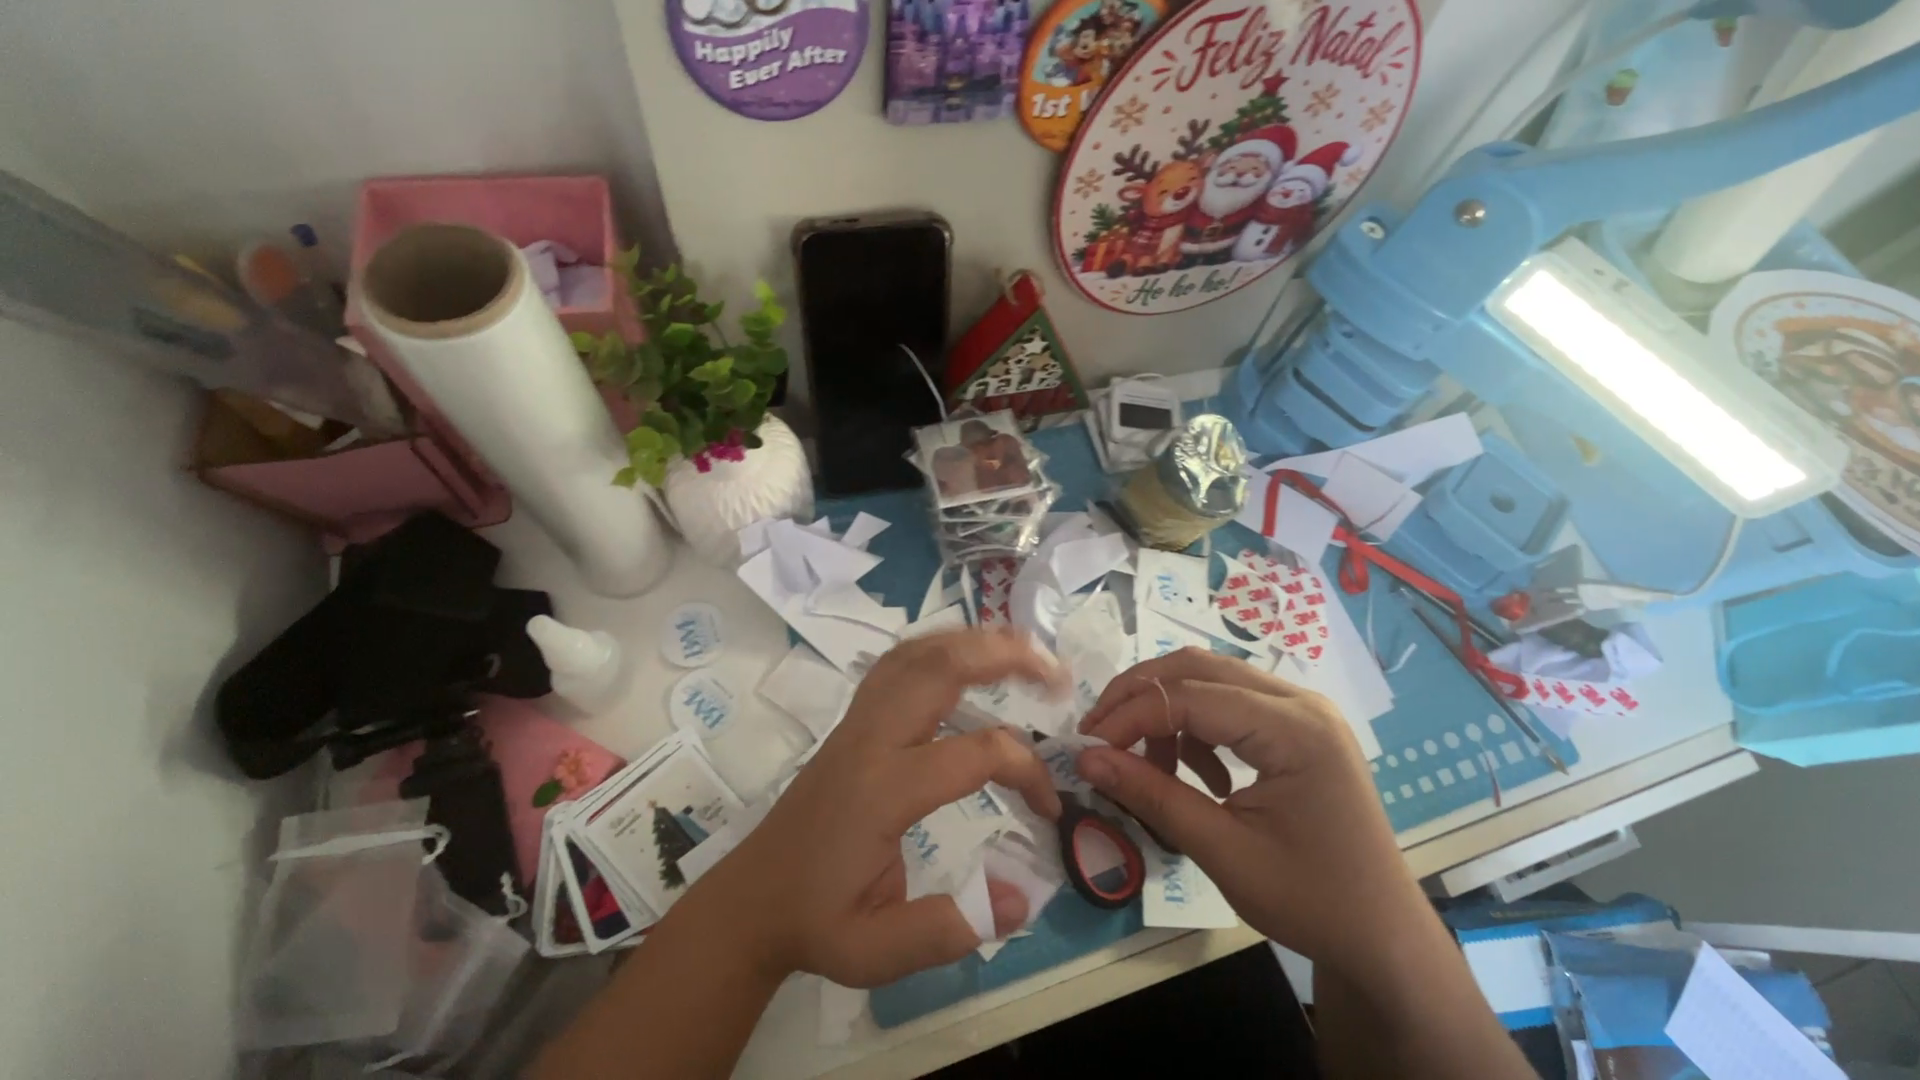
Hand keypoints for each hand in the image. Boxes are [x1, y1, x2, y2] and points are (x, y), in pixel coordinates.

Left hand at [692, 629, 1066, 988]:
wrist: (751, 901)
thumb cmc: (816, 922)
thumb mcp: (877, 951)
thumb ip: (948, 929)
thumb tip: (1024, 898)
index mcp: (883, 790)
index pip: (976, 753)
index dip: (1028, 772)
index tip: (1049, 810)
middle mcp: (870, 741)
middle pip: (941, 668)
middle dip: (1005, 657)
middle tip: (1057, 675)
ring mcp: (857, 724)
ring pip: (916, 655)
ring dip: (972, 642)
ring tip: (1023, 651)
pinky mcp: (852, 725)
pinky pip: (898, 665)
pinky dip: (939, 650)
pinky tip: (966, 660)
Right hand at [1074, 648, 1427, 983]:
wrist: (1381, 935)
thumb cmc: (1309, 900)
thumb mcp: (1221, 850)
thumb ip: (1152, 795)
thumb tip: (1085, 758)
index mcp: (1294, 729)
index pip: (1189, 696)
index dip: (1129, 716)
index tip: (1085, 749)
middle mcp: (1301, 703)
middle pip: (1197, 668)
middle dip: (1139, 696)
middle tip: (1098, 736)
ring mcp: (1304, 712)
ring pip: (1212, 680)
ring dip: (1166, 711)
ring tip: (1147, 767)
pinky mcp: (1300, 728)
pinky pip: (1232, 704)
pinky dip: (1197, 727)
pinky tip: (1197, 776)